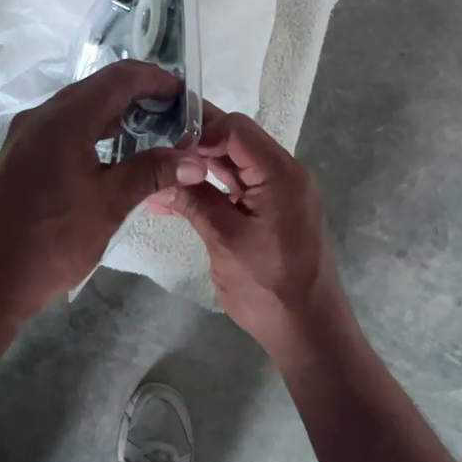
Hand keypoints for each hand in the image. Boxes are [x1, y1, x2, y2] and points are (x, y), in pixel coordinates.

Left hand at [0, 61, 209, 318]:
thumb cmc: (53, 241)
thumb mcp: (109, 204)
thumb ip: (151, 172)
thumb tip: (193, 161)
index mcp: (64, 119)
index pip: (119, 78)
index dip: (156, 79)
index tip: (185, 95)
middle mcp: (41, 115)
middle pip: (97, 86)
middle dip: (138, 94)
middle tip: (175, 114)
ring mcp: (25, 133)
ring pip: (79, 106)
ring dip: (115, 112)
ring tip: (152, 131)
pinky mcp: (20, 153)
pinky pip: (63, 125)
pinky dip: (93, 128)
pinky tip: (114, 150)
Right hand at [149, 106, 350, 358]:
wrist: (310, 332)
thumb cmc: (269, 286)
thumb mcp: (225, 240)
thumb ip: (192, 199)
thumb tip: (157, 174)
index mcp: (281, 173)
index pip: (236, 128)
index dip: (199, 130)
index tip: (165, 147)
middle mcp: (286, 173)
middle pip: (235, 141)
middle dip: (194, 146)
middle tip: (152, 153)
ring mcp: (281, 192)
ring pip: (235, 164)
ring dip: (199, 168)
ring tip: (156, 175)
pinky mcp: (274, 211)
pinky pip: (240, 186)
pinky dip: (211, 189)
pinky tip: (175, 197)